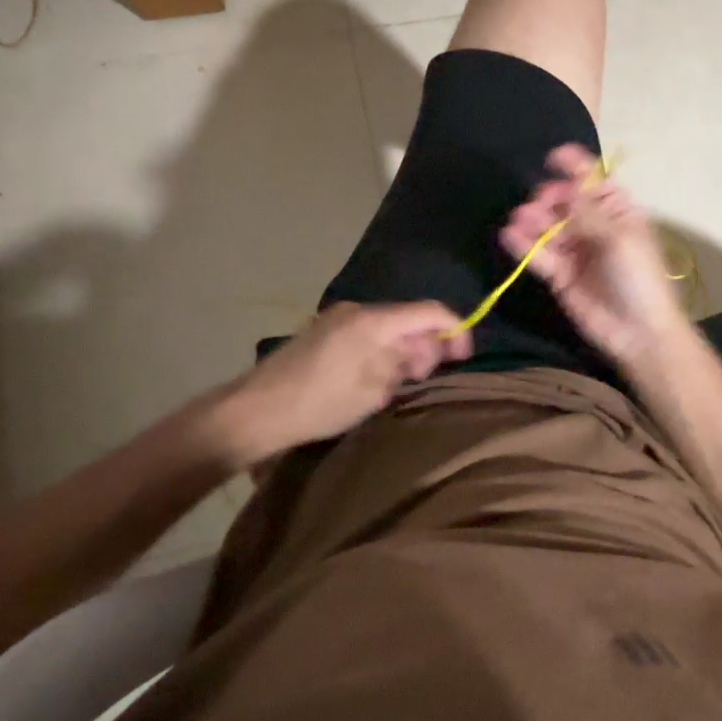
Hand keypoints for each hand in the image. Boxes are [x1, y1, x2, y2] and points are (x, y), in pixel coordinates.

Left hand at [212, 301, 471, 461]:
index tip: (464, 357)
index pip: (430, 312)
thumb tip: (425, 350)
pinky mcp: (324, 330)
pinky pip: (368, 333)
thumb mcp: (374, 389)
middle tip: (423, 379)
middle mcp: (358, 310)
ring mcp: (338, 318)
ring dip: (402, 350)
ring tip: (398, 383)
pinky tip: (376, 377)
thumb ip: (406, 363)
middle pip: (410, 318)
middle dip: (426, 345)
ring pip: (389, 327)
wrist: (257, 410)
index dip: (455, 330)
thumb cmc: (321, 402)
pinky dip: (382, 350)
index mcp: (374, 321)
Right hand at [501, 144, 689, 364]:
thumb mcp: (619, 238)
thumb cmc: (639, 278)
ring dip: (533, 220)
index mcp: (618, 210)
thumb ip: (588, 212)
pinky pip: (539, 255)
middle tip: (539, 204)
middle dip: (549, 197)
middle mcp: (594, 226)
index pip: (594, 180)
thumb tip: (565, 186)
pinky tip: (510, 235)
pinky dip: (524, 245)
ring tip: (520, 219)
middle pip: (564, 201)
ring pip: (548, 227)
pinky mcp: (560, 275)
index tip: (553, 157)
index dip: (575, 167)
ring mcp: (575, 251)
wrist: (640, 332)